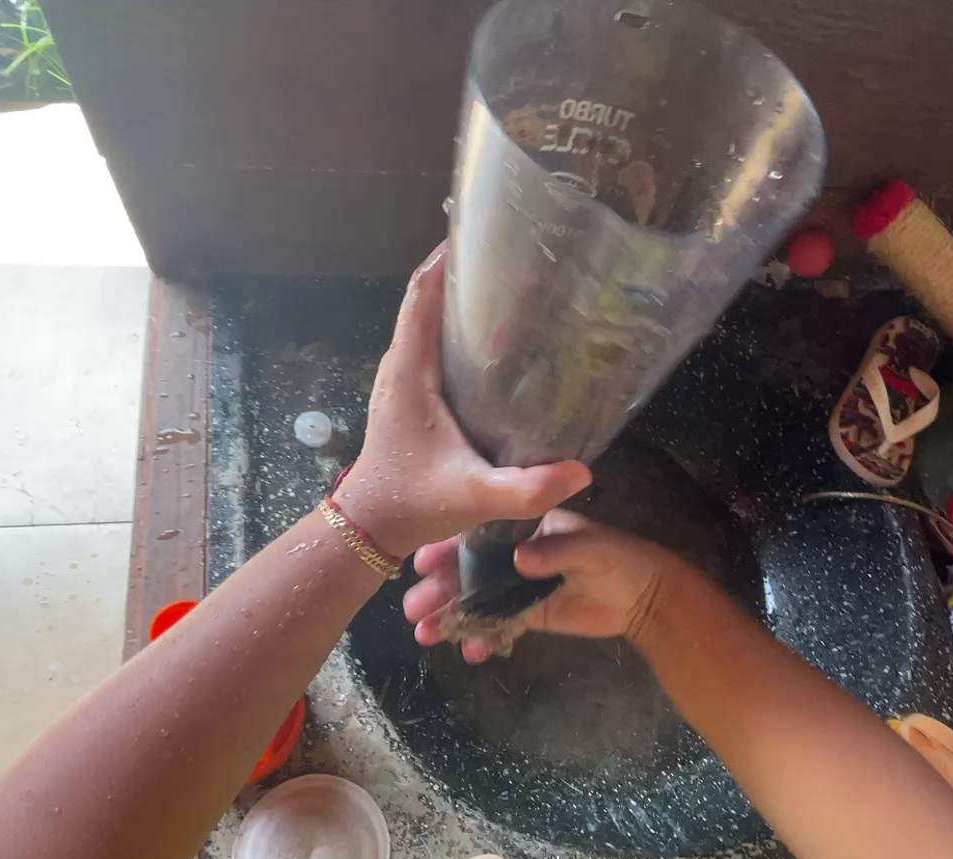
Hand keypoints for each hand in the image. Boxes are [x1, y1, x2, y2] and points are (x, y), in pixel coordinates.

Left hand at [334, 244, 591, 555]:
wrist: (370, 527)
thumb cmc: (412, 504)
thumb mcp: (473, 497)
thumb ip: (525, 490)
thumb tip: (582, 474)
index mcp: (409, 372)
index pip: (422, 294)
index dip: (449, 260)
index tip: (487, 237)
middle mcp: (400, 366)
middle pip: (428, 300)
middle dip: (466, 276)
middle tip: (517, 266)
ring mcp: (401, 381)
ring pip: (429, 324)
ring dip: (462, 305)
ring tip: (513, 296)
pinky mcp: (409, 398)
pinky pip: (432, 349)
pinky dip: (458, 335)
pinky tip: (495, 348)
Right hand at [403, 510, 674, 662]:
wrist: (646, 599)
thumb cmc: (621, 560)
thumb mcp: (593, 548)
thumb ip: (557, 552)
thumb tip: (519, 559)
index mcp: (525, 529)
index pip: (480, 535)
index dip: (449, 548)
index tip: (422, 563)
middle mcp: (514, 554)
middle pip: (469, 571)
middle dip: (440, 588)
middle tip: (412, 608)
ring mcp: (519, 586)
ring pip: (477, 600)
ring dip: (452, 615)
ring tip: (425, 634)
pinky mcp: (529, 614)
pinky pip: (500, 626)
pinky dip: (484, 638)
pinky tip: (468, 651)